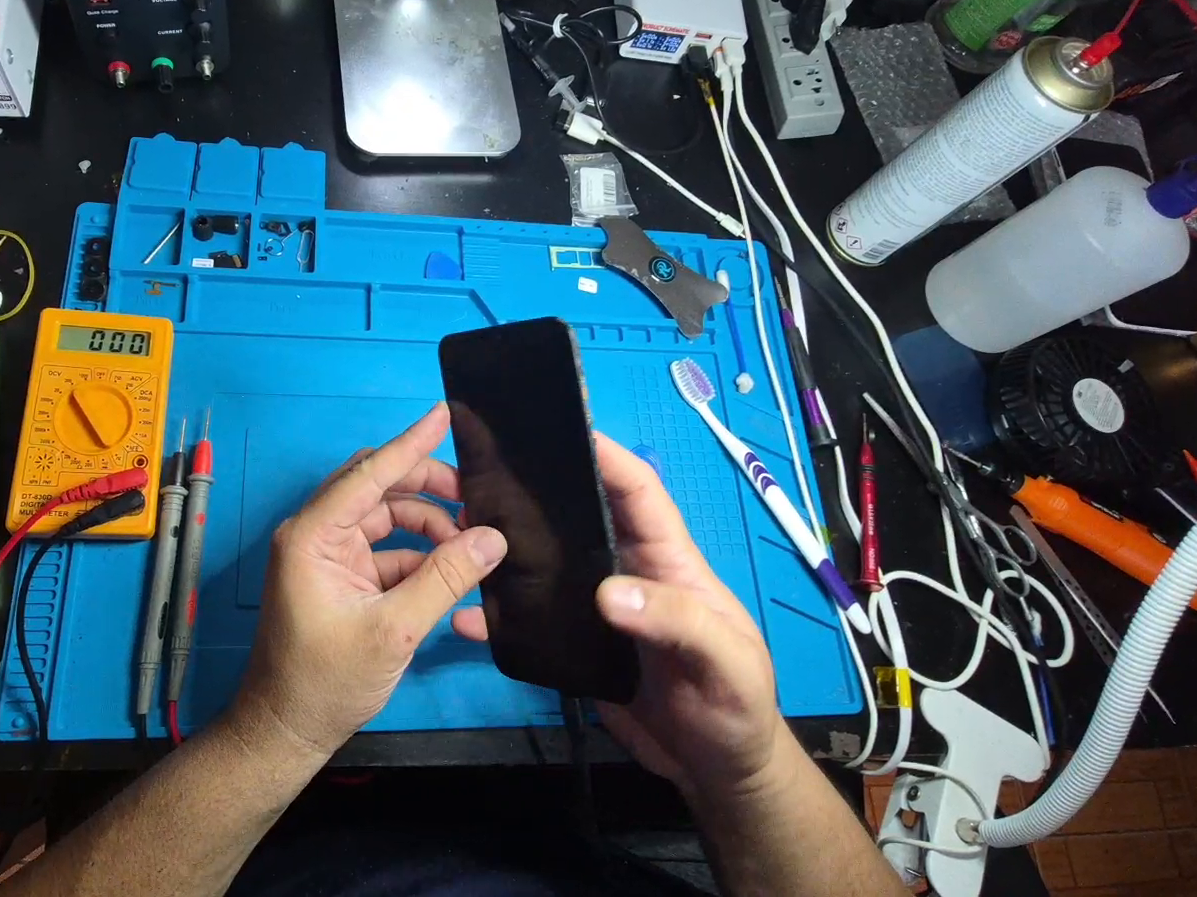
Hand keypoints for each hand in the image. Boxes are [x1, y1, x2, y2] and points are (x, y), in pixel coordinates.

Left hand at [230, 403, 506, 760]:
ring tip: (470, 537)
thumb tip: (493, 539)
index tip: (444, 415)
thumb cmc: (326, 681)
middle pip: (376, 486)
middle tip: (475, 494)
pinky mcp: (342, 575)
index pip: (368, 473)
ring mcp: (329, 554)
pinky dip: (419, 552)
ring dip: (427, 522)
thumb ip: (445, 580)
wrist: (287, 731)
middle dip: (426, 484)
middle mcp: (317, 532)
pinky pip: (386, 547)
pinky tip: (451, 565)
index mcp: (313, 534)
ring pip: (384, 515)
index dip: (410, 444)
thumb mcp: (393, 630)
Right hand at [460, 433, 792, 802]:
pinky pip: (531, 620)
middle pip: (580, 515)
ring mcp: (597, 606)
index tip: (563, 427)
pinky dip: (499, 616)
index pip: (638, 491)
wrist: (714, 768)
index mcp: (667, 559)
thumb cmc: (735, 705)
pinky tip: (466, 616)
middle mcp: (626, 570)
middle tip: (487, 471)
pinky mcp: (574, 643)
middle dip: (541, 489)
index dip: (608, 455)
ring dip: (509, 545)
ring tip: (460, 527)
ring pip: (548, 561)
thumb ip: (676, 621)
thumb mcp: (724, 661)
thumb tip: (607, 592)